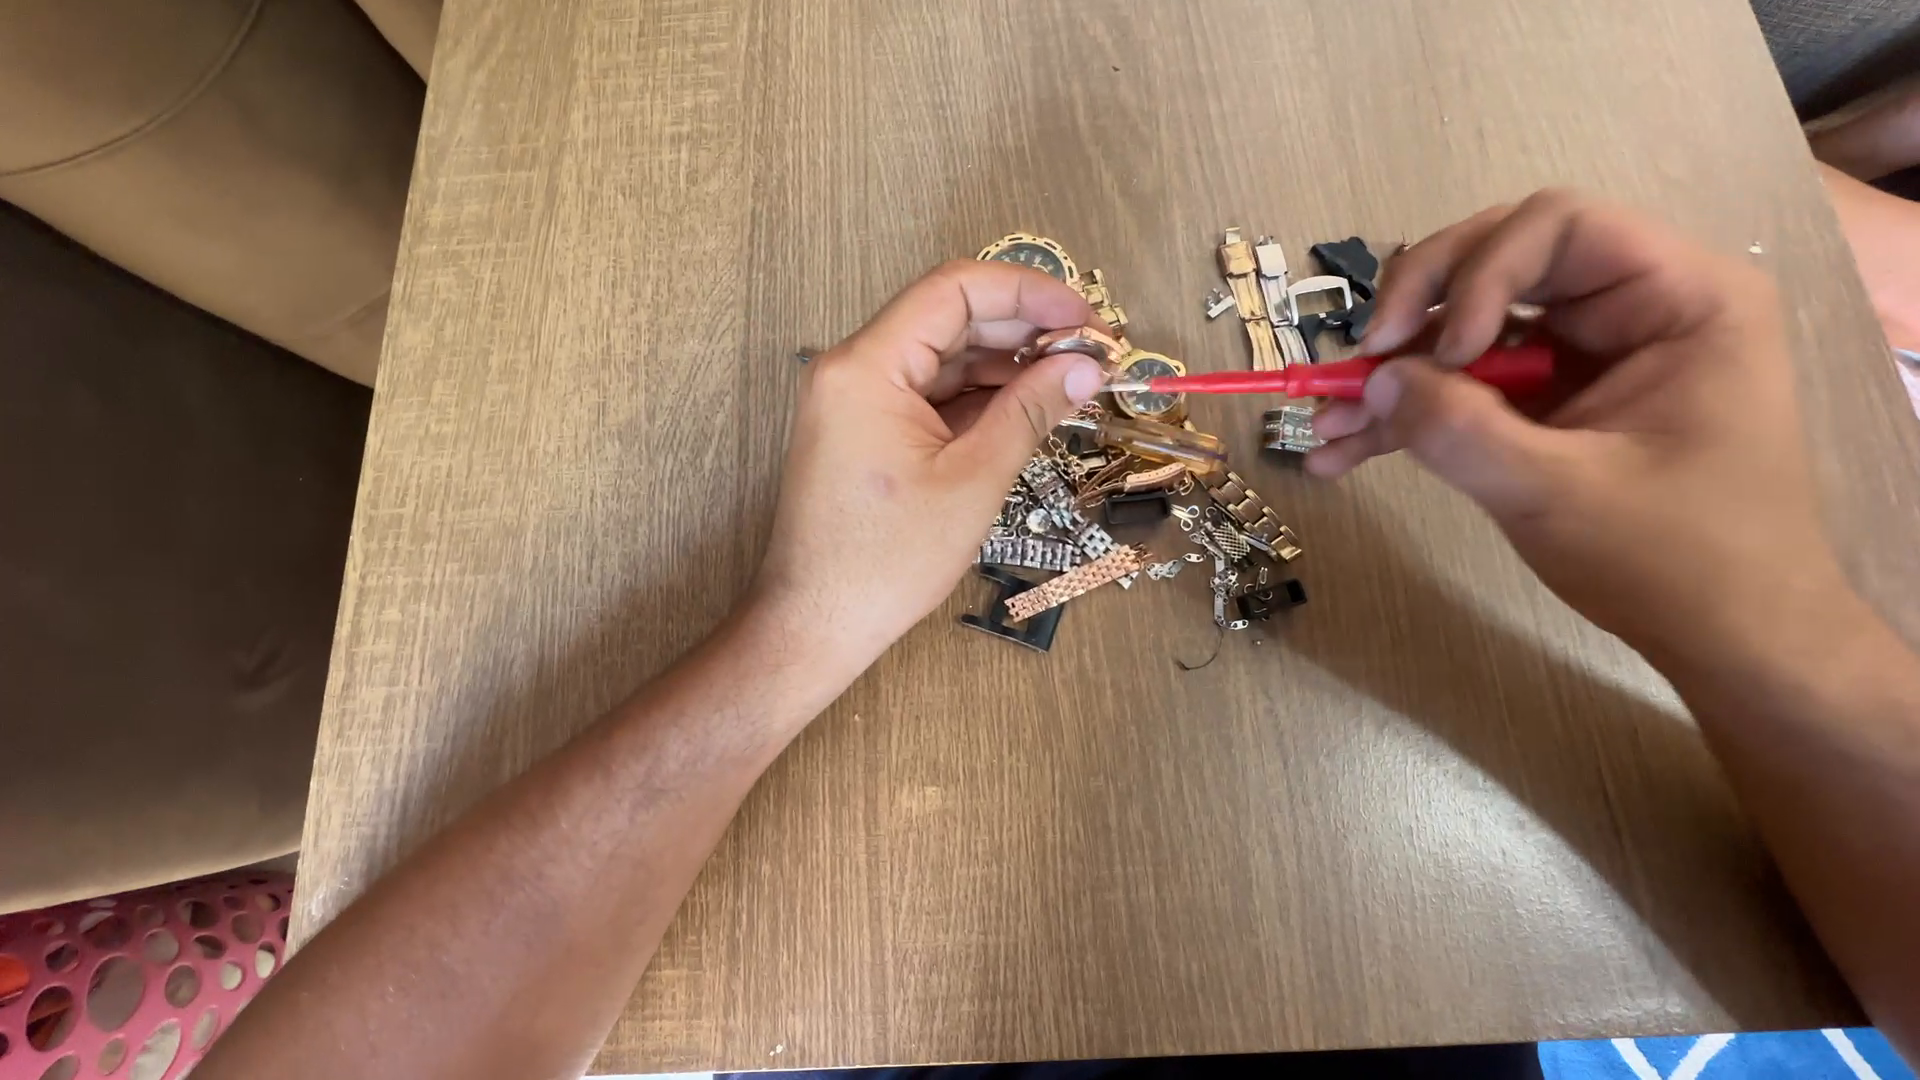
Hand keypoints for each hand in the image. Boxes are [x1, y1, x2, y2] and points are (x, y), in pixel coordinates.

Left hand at [747, 259, 1103, 670]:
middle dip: (1024, 330)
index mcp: (867, 366)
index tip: (1085, 319)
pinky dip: (977, 398)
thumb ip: (1029, 411)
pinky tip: (1026, 407)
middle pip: (949, 318)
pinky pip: (928, 394)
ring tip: (1069, 382)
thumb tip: (1085, 367)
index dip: (1029, 292)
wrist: (818, 623)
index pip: (955, 289)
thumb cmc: (886, 562)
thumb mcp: (972, 482)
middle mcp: (853, 368)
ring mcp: (856, 399)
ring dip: (1005, 365)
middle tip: (1090, 354)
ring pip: (942, 357)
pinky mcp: (864, 429)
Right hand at [1306, 190, 1845, 665]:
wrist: (1717, 633)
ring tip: (1326, 426)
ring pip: (1456, 332)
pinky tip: (1341, 457)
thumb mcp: (1556, 491)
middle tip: (1361, 363)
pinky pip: (1457, 390)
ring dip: (1387, 379)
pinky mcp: (1538, 404)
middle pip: (1490, 264)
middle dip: (1412, 314)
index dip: (1477, 274)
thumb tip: (1372, 382)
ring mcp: (1574, 358)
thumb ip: (1458, 431)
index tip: (1439, 353)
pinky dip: (1400, 421)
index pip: (1555, 227)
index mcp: (1675, 300)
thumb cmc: (1674, 559)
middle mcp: (1622, 310)